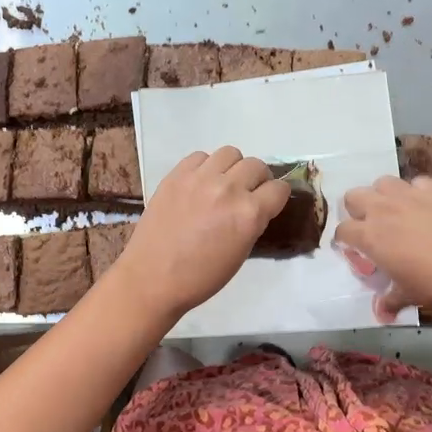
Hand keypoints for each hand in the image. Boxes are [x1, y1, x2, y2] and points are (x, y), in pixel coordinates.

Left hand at [107, 147, 290, 318]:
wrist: (152, 277)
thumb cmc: (200, 277)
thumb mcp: (240, 253)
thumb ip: (252, 223)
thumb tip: (256, 206)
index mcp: (249, 214)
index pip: (279, 189)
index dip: (276, 196)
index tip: (269, 203)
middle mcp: (228, 189)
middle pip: (256, 165)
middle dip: (257, 180)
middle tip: (246, 194)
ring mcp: (200, 178)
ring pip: (230, 153)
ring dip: (232, 168)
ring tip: (222, 184)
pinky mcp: (176, 174)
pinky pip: (200, 156)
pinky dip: (205, 167)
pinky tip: (199, 184)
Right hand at [336, 176, 431, 321]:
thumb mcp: (412, 297)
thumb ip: (390, 301)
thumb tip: (381, 313)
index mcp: (371, 236)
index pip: (342, 232)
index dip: (345, 243)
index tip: (356, 254)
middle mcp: (384, 208)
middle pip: (354, 197)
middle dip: (357, 211)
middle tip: (373, 231)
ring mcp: (411, 194)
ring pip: (382, 183)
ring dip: (383, 196)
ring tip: (397, 215)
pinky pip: (416, 183)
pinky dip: (416, 194)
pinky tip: (429, 210)